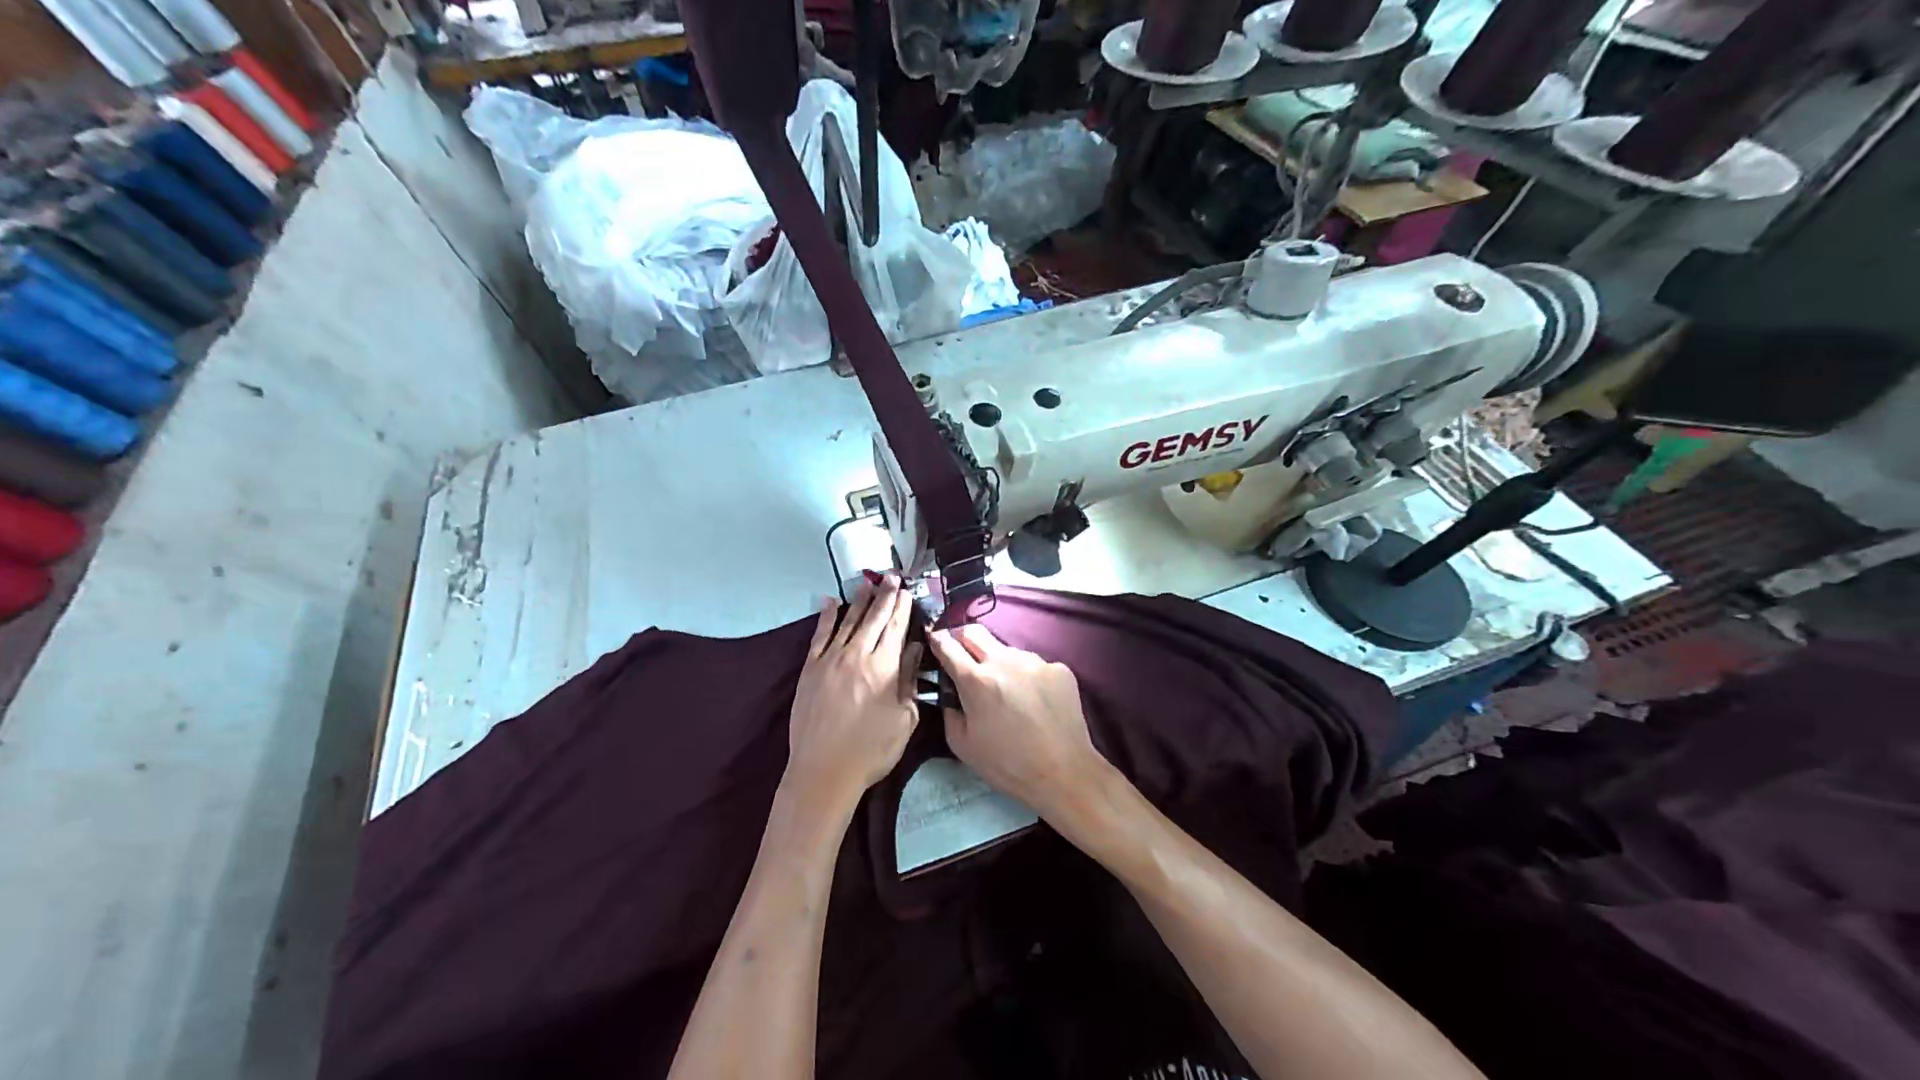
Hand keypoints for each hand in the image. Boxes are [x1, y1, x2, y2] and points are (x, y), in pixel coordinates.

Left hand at [784, 573, 920, 809]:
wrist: (823, 771)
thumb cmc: (871, 750)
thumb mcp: (903, 719)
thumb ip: (908, 681)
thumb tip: (912, 650)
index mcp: (883, 668)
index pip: (895, 628)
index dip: (901, 607)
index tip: (906, 590)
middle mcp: (856, 656)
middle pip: (873, 618)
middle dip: (884, 596)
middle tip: (890, 577)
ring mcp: (830, 661)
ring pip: (847, 622)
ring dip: (858, 601)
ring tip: (867, 583)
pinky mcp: (810, 670)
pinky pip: (819, 636)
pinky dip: (825, 618)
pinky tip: (829, 603)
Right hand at [927, 624, 1113, 824]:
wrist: (1064, 773)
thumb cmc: (1007, 764)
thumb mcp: (962, 744)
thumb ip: (950, 709)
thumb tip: (950, 691)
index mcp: (976, 680)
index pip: (948, 645)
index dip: (937, 641)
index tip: (935, 641)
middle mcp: (1005, 661)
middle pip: (975, 631)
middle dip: (962, 638)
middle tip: (962, 655)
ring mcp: (1035, 662)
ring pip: (1007, 650)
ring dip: (999, 663)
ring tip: (1007, 693)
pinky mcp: (1059, 669)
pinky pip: (1034, 665)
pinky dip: (1027, 677)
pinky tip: (1033, 702)